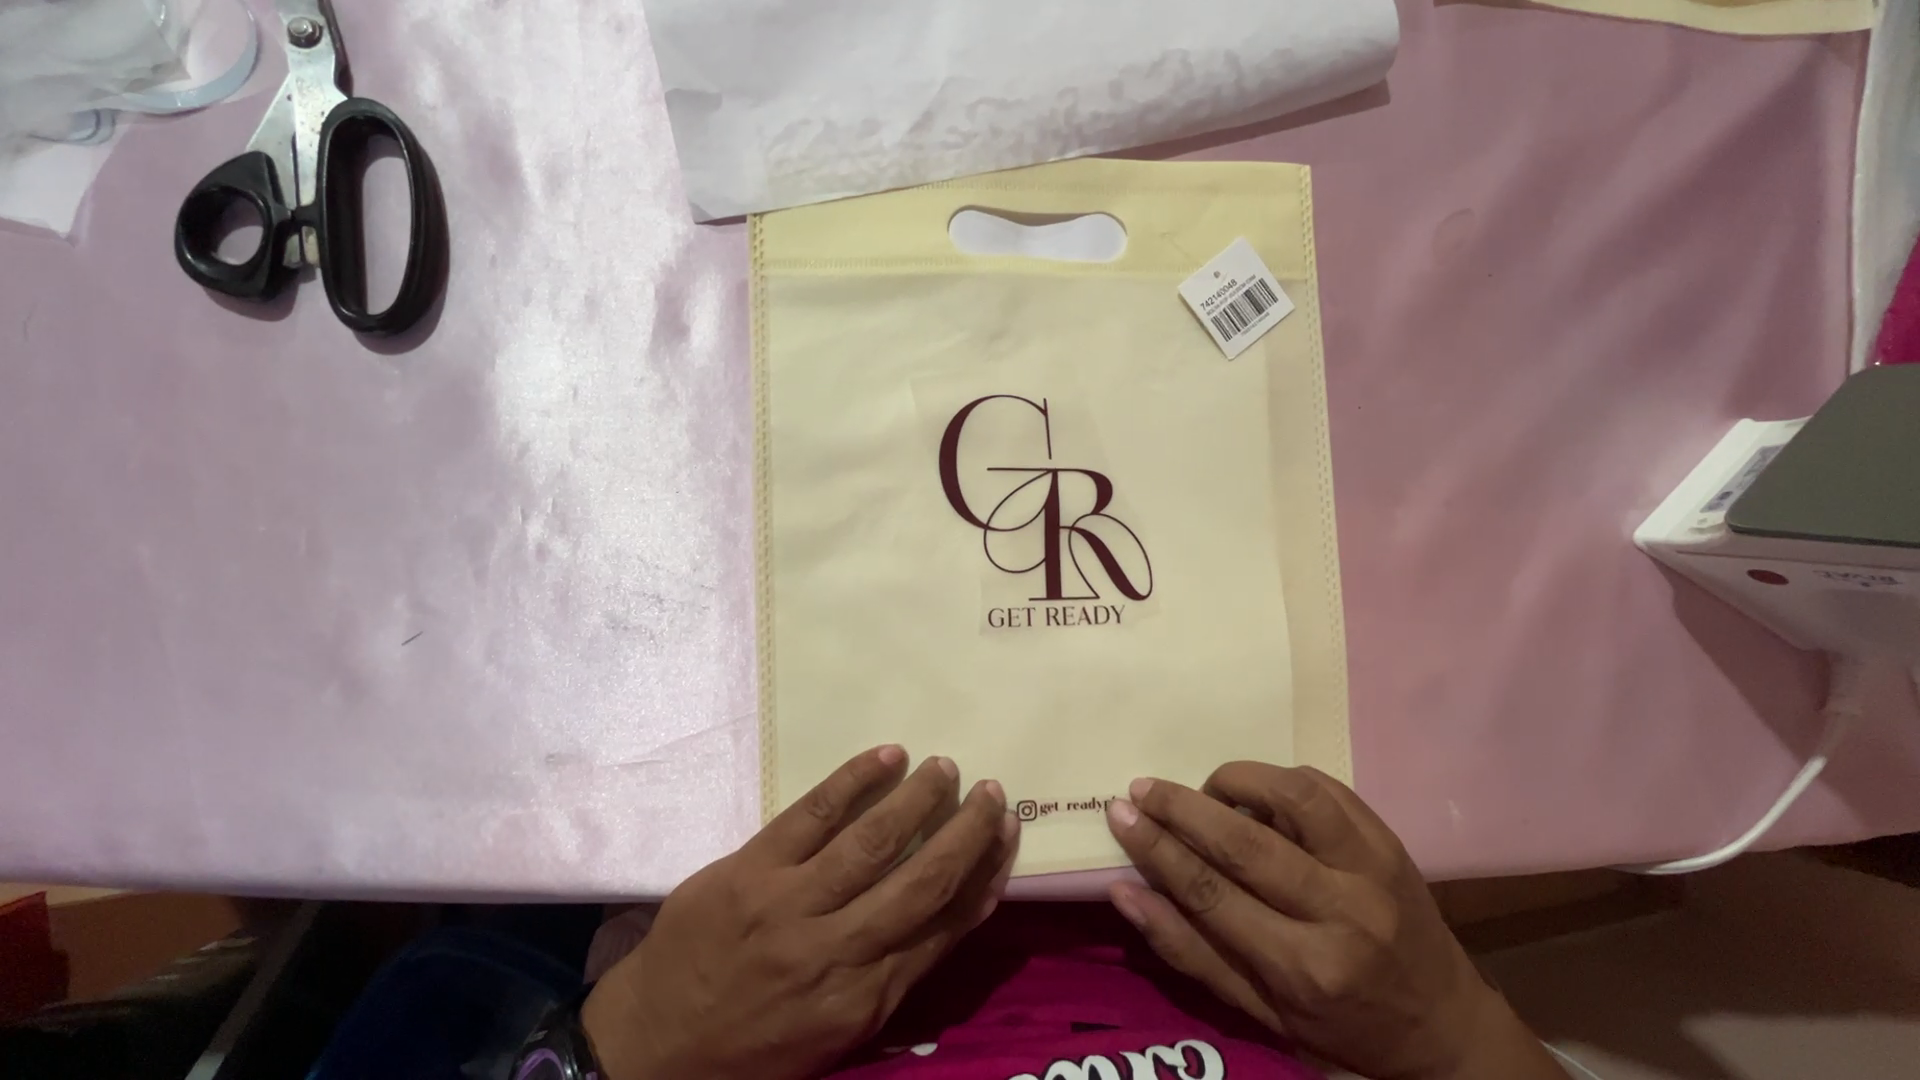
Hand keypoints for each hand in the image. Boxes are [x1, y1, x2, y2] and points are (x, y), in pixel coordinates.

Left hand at [582, 746, 1018, 1079]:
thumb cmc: (756, 1044)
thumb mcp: (839, 1032)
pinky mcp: (749, 870)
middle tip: (992, 793)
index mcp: (865, 998)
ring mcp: (789, 906)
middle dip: (965, 834)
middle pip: (921, 882)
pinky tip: (886, 756)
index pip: (944, 928)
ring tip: (945, 768)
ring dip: (918, 801)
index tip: (1008, 836)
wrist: (653, 1047)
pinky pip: (811, 815)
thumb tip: (955, 907)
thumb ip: (897, 970)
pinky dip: (853, 782)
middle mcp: (836, 952)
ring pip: (872, 842)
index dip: (984, 877)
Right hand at [1104, 764, 1567, 1079]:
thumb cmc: (1339, 1027)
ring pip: (1293, 797)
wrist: (1443, 1026)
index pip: (1211, 894)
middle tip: (1141, 788)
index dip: (1156, 849)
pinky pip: (1325, 787)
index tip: (1119, 813)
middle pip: (1245, 843)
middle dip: (1181, 807)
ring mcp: (1373, 870)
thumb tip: (1122, 892)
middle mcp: (1342, 915)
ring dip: (1236, 782)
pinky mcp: (1390, 840)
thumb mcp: (1258, 1011)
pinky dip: (1278, 780)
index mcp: (1304, 969)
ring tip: (1205, 790)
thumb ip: (1187, 950)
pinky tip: (1257, 795)